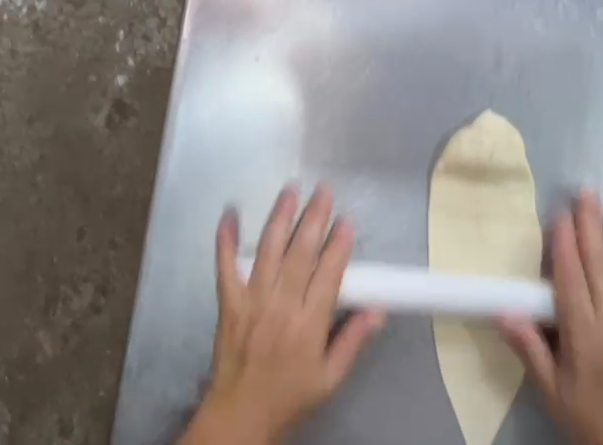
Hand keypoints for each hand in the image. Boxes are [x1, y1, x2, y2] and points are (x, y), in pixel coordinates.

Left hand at [181, 185, 385, 444]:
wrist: (241, 413)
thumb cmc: (291, 394)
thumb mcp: (330, 377)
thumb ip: (353, 340)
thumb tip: (378, 309)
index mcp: (309, 324)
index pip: (328, 274)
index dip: (339, 245)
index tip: (347, 220)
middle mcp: (281, 305)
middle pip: (300, 253)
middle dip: (314, 218)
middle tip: (323, 190)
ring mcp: (251, 300)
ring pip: (268, 250)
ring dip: (280, 217)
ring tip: (290, 190)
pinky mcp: (228, 300)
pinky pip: (225, 264)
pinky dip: (226, 238)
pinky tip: (231, 212)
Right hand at [498, 191, 602, 444]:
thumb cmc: (588, 416)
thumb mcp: (551, 389)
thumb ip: (529, 348)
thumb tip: (502, 310)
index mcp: (584, 335)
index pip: (570, 278)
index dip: (563, 244)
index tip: (558, 214)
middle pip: (599, 266)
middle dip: (590, 226)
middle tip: (584, 192)